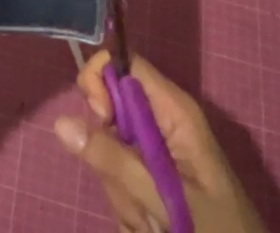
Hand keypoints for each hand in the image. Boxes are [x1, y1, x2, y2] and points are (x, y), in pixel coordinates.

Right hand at [55, 51, 265, 232]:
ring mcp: (155, 147)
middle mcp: (163, 119)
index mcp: (174, 110)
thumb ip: (114, 160)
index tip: (99, 117)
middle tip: (130, 186)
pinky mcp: (151, 171)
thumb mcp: (166, 196)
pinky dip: (126, 201)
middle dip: (107, 150)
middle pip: (108, 107)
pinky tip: (147, 220)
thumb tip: (61, 122)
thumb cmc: (218, 230)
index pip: (124, 63)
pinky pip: (118, 172)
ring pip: (109, 146)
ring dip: (118, 185)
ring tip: (148, 218)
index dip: (101, 80)